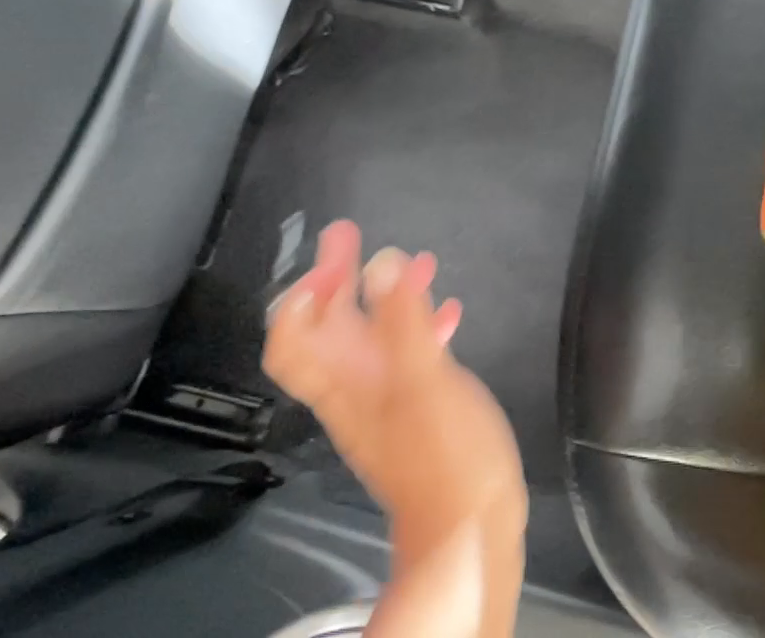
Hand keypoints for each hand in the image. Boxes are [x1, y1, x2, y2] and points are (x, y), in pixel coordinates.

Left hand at [263, 220, 527, 541]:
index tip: (336, 256)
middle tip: (353, 236)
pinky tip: (451, 315)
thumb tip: (380, 263)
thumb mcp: (425, 380)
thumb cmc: (446, 453)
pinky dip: (423, 327)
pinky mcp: (421, 411)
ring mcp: (389, 402)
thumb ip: (403, 321)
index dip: (304, 294)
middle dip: (337, 280)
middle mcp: (356, 391)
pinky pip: (411, 357)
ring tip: (416, 263)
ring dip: (384, 298)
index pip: (292, 337)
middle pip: (329, 331)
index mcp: (345, 385)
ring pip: (371, 340)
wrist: (471, 527)